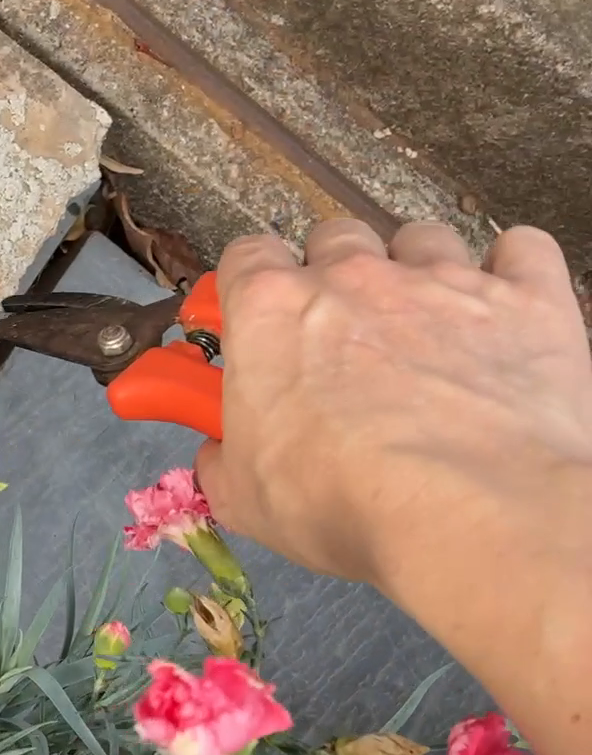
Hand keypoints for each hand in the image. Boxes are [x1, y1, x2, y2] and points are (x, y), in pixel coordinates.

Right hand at [198, 220, 591, 585]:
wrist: (478, 518)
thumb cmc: (337, 495)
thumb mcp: (241, 491)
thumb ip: (221, 458)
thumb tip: (222, 458)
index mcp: (266, 306)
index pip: (244, 254)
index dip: (248, 284)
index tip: (255, 320)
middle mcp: (349, 277)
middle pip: (333, 237)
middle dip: (333, 270)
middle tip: (338, 324)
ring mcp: (443, 283)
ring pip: (421, 237)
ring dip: (415, 265)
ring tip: (421, 314)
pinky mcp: (534, 304)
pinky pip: (524, 249)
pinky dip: (512, 265)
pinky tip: (502, 298)